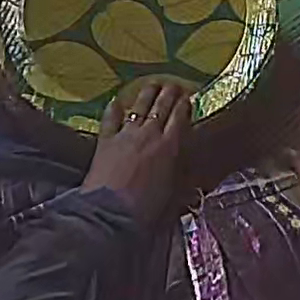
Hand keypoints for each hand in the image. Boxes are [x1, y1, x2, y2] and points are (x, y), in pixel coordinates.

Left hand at [82, 82, 190, 223]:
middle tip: (173, 85)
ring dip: (148, 93)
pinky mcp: (105, 140)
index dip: (185, 104)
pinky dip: (114, 108)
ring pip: (140, 106)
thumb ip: (181, 181)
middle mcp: (150, 134)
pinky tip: (117, 100)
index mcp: (169, 146)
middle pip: (162, 106)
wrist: (108, 215)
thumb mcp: (172, 195)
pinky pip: (111, 118)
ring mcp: (127, 134)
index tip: (188, 97)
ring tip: (153, 84)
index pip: (180, 117)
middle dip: (170, 92)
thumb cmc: (145, 209)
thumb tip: (194, 183)